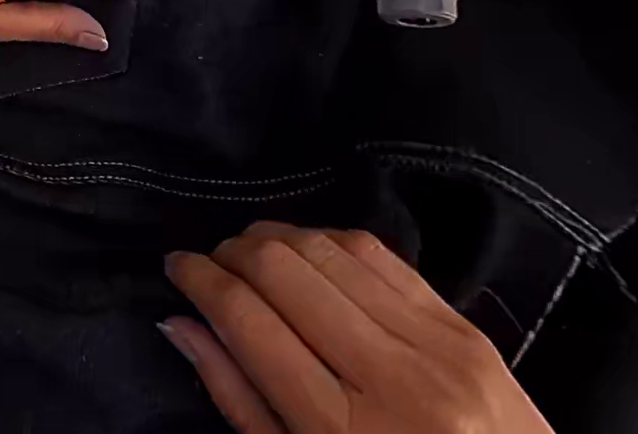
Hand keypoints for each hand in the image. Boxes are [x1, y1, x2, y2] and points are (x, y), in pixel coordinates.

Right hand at [162, 222, 554, 433]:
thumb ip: (237, 399)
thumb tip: (179, 322)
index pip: (247, 322)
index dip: (199, 280)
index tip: (177, 265)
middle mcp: (393, 379)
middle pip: (282, 270)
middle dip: (231, 252)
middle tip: (212, 262)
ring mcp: (435, 342)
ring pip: (323, 247)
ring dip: (272, 236)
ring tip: (249, 252)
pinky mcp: (460, 321)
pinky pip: (372, 249)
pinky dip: (322, 239)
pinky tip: (304, 250)